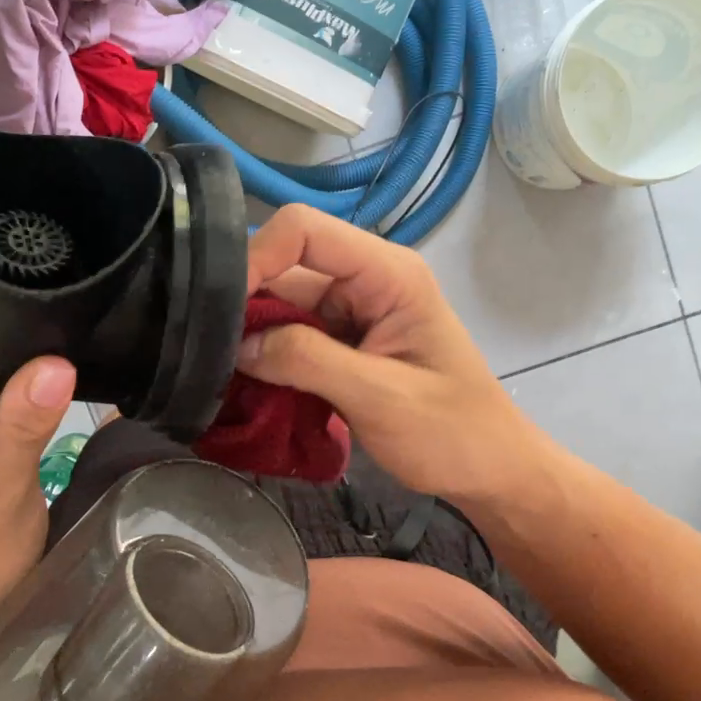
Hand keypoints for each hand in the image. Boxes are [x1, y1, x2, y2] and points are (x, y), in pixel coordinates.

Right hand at [239, 206, 553, 505]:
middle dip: (244, 307)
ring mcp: (349, 311)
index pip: (304, 231)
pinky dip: (264, 357)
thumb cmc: (452, 432)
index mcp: (387, 273)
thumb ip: (309, 361)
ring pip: (277, 305)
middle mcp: (363, 280)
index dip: (256, 258)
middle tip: (211, 356)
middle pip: (283, 268)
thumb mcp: (381, 397)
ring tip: (222, 375)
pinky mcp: (338, 342)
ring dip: (250, 338)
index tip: (221, 310)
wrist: (488, 470)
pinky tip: (245, 384)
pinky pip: (286, 336)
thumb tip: (238, 345)